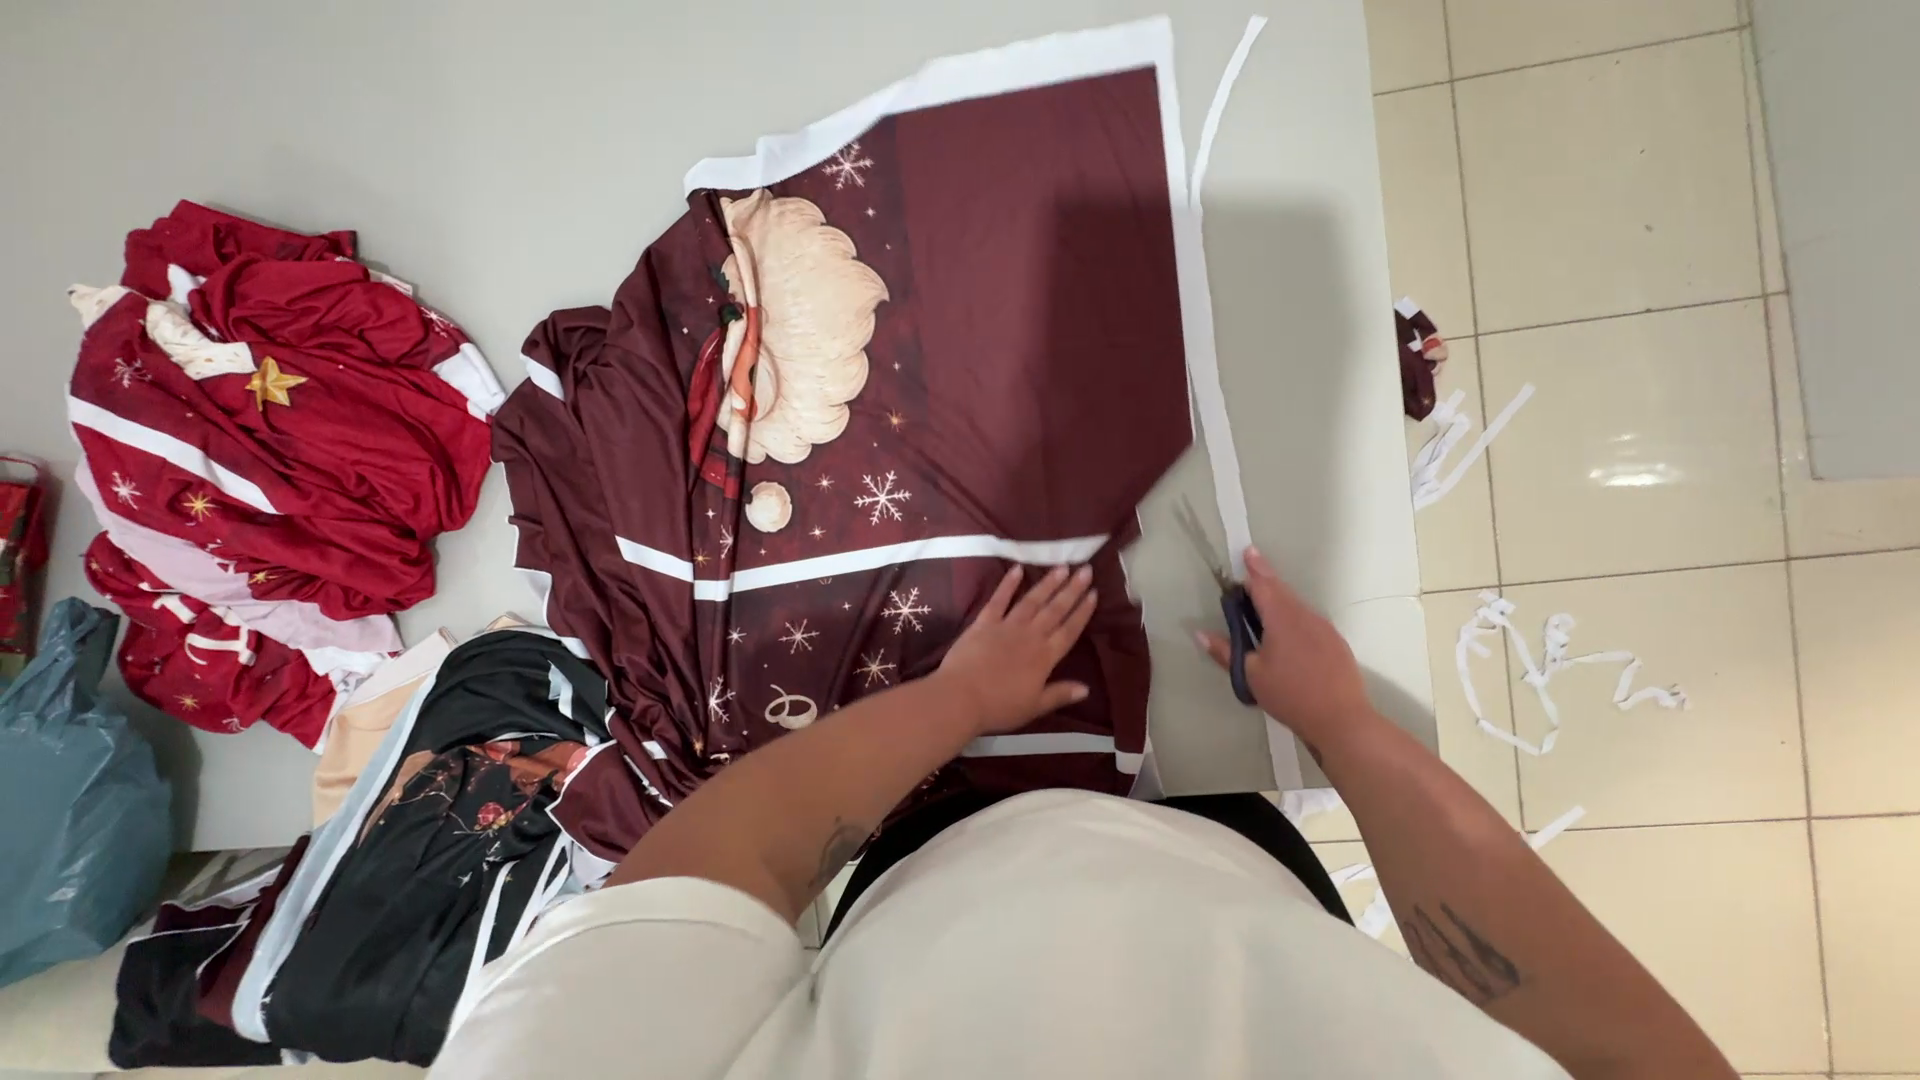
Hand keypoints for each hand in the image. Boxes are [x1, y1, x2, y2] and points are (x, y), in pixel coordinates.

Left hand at [936, 564, 1096, 735]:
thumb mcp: (1034, 707)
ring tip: (1062, 567)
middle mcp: (1030, 636)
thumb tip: (1086, 689)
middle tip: (1085, 570)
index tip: (1094, 593)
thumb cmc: (999, 707)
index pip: (1069, 631)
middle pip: (1055, 610)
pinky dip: (1008, 583)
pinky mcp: (984, 622)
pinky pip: (998, 599)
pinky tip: (1017, 568)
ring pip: (1032, 600)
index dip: (1083, 612)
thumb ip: (1060, 694)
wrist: (961, 697)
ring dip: (1048, 583)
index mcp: (1044, 657)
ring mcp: (1006, 626)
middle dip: (1072, 590)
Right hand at [1194, 546, 1376, 751]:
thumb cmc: (1290, 695)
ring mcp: (1324, 629)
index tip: (1248, 551)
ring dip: (1280, 602)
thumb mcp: (1251, 676)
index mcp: (1282, 619)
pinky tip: (1288, 636)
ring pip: (1297, 607)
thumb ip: (1225, 652)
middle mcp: (1306, 617)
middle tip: (1250, 575)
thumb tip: (1201, 634)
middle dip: (1265, 582)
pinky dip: (1294, 618)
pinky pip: (1309, 621)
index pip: (1264, 586)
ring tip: (1264, 609)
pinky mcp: (1336, 643)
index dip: (1254, 569)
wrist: (1342, 719)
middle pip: (1282, 592)